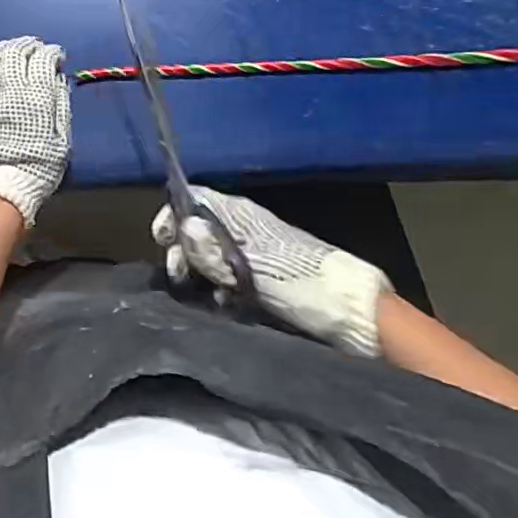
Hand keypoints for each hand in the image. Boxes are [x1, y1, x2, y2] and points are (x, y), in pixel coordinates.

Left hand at [0, 36, 69, 225]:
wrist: (5, 178)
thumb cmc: (40, 161)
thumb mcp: (61, 134)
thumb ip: (60, 103)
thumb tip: (59, 78)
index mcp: (38, 96)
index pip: (43, 61)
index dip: (51, 53)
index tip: (57, 54)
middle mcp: (13, 89)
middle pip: (18, 55)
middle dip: (29, 45)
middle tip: (36, 45)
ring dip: (8, 47)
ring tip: (16, 44)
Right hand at [151, 186, 391, 356]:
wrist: (357, 318)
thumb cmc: (304, 285)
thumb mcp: (253, 266)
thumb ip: (212, 248)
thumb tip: (183, 226)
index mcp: (242, 214)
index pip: (194, 198)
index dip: (172, 214)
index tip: (160, 239)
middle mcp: (244, 227)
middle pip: (197, 227)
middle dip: (182, 249)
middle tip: (177, 275)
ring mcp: (253, 253)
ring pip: (208, 254)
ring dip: (198, 272)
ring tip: (201, 294)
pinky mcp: (262, 278)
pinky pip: (226, 276)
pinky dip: (217, 288)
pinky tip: (221, 303)